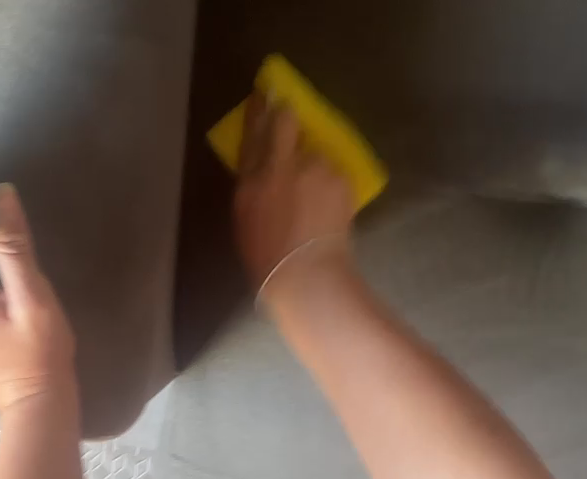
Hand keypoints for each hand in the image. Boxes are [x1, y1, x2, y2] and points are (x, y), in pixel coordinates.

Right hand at [233, 94, 355, 292]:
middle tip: (291, 121)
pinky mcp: (339, 177)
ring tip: (316, 197)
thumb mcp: (247, 224)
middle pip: (286, 120)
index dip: (258, 110)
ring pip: (315, 151)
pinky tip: (329, 208)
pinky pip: (334, 171)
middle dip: (287, 115)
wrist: (307, 277)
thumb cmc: (269, 264)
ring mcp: (313, 168)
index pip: (252, 133)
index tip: (264, 93)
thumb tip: (265, 171)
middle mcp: (280, 166)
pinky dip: (331, 183)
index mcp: (250, 182)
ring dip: (315, 164)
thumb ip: (254, 190)